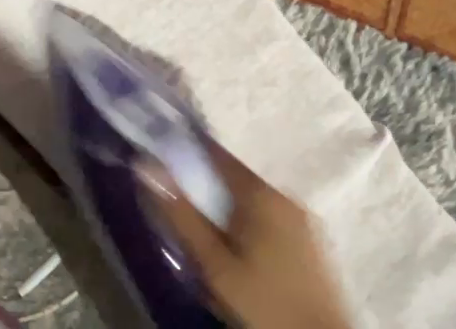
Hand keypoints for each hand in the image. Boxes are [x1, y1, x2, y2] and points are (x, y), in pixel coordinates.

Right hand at [136, 148, 353, 328]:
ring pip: (248, 200)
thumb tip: (145, 164)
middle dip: (204, 192)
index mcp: (260, 193)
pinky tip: (237, 253)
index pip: (213, 152)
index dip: (184, 152)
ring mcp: (301, 218)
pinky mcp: (310, 240)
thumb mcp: (212, 262)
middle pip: (230, 178)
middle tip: (182, 217)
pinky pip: (266, 216)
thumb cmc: (262, 302)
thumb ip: (179, 212)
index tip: (159, 162)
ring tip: (207, 241)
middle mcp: (284, 195)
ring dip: (225, 211)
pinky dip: (246, 224)